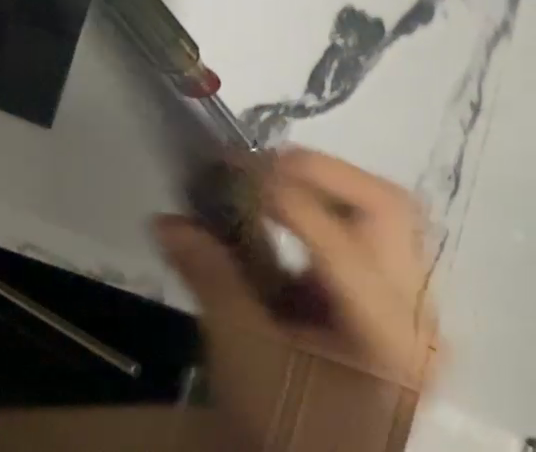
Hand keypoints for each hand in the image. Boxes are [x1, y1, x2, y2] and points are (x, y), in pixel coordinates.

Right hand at [156, 148, 440, 449]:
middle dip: (316, 171)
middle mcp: (414, 309)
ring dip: (317, 189)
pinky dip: (313, 215)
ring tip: (252, 181)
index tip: (217, 165)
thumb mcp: (241, 351)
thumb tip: (167, 220)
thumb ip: (208, 277)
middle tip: (248, 161)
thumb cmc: (287, 419)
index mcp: (387, 326)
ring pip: (383, 220)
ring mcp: (408, 310)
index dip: (274, 190)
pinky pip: (362, 241)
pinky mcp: (384, 311)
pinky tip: (264, 218)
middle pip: (387, 209)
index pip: (334, 232)